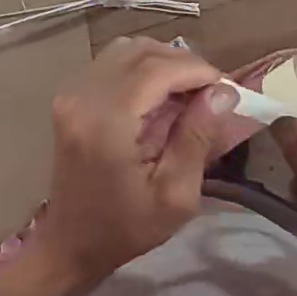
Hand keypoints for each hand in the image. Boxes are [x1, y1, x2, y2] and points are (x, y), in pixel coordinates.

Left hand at [39, 38, 234, 285]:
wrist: (70, 245)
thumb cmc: (126, 228)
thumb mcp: (175, 195)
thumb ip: (197, 138)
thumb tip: (223, 92)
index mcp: (106, 123)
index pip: (158, 69)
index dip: (198, 70)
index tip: (227, 88)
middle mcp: (83, 97)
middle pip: (142, 51)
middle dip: (184, 63)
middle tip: (212, 91)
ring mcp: (71, 94)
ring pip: (126, 50)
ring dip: (163, 63)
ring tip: (189, 92)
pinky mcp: (69, 98)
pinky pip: (111, 63)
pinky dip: (142, 69)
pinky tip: (160, 96)